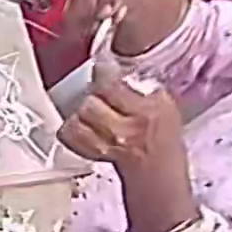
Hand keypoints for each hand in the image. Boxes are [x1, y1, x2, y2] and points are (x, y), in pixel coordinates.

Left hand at [59, 79, 199, 231]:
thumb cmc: (160, 132)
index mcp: (146, 112)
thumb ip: (142, 89)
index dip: (104, 75)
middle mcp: (122, 129)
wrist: (153, 164)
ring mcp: (102, 143)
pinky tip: (81, 126)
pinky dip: (70, 128)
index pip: (113, 88)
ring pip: (75, 120)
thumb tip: (119, 72)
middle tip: (98, 97)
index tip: (101, 67)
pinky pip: (67, 136)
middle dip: (91, 97)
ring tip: (90, 113)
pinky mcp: (87, 152)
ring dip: (79, 113)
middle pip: (88, 104)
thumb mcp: (163, 104)